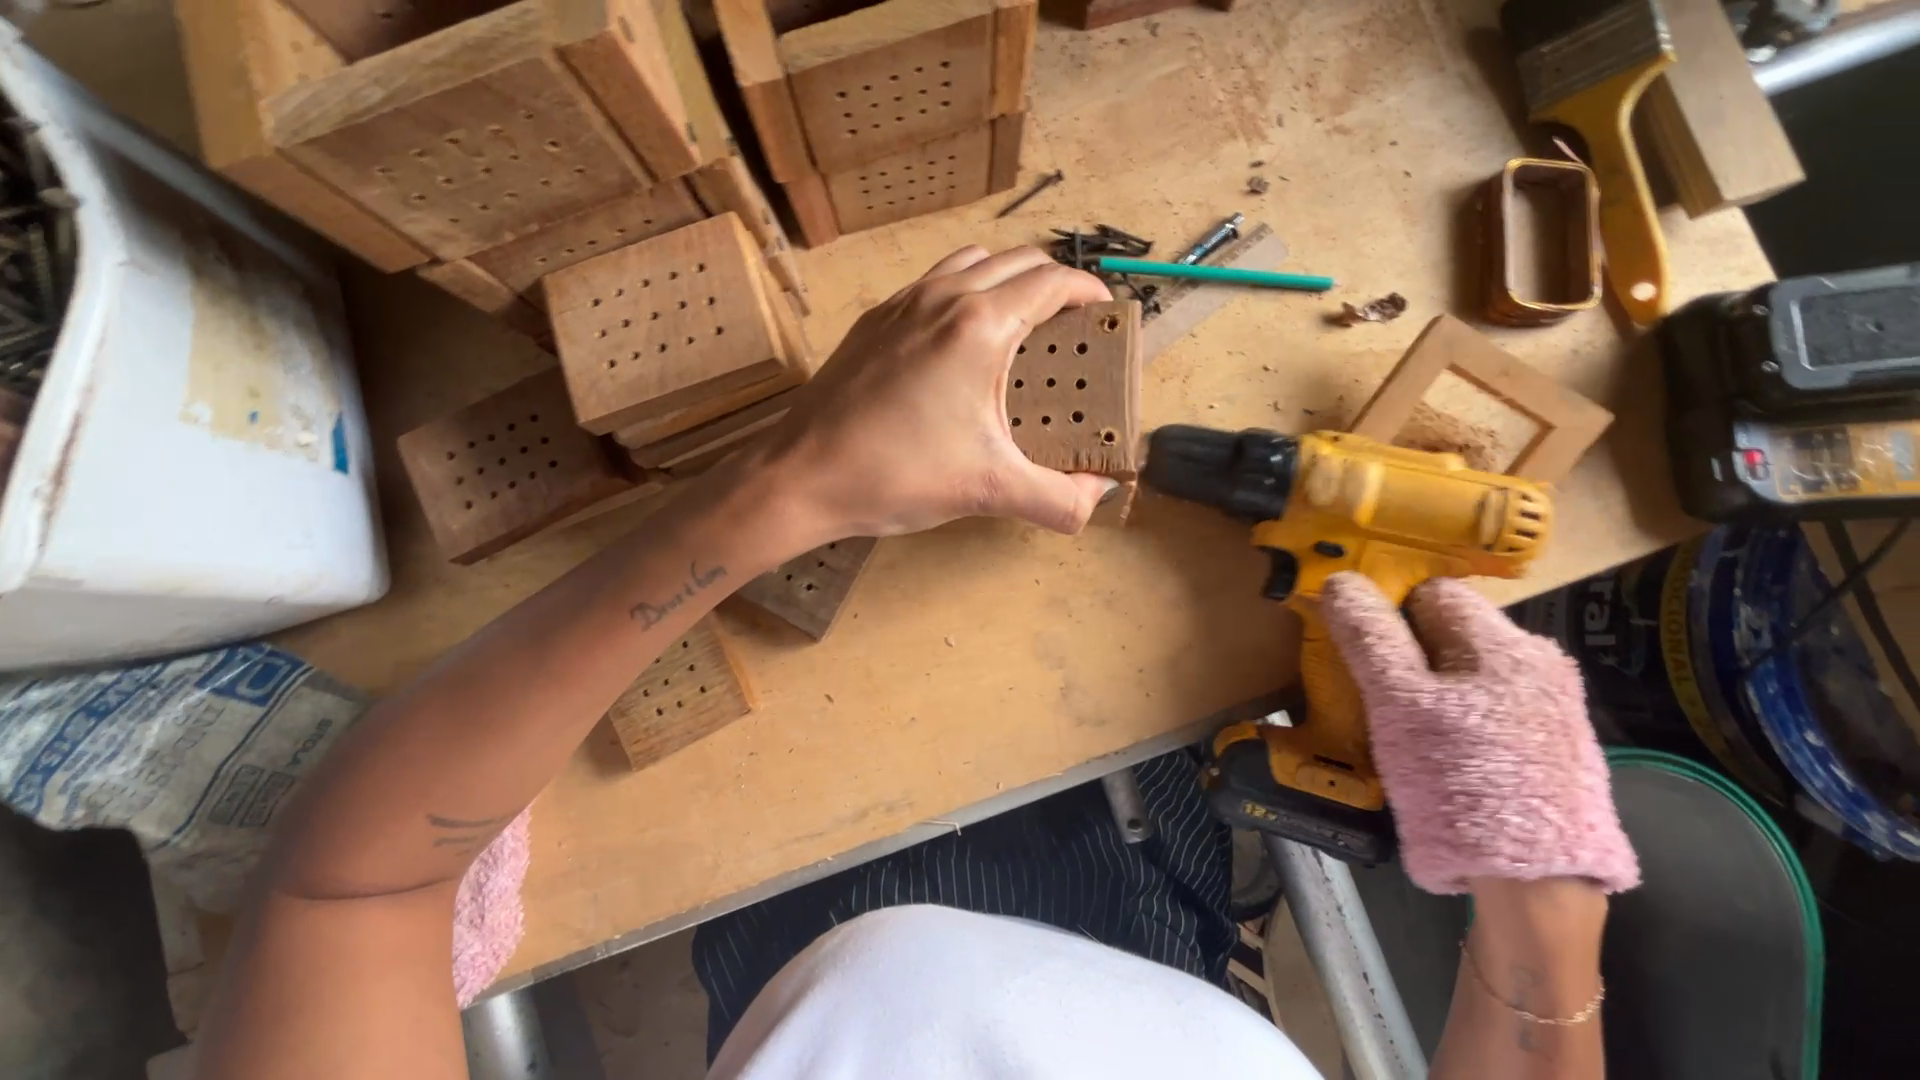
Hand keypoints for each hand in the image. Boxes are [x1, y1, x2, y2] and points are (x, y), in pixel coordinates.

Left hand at [750, 246, 1118, 542]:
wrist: (801, 475)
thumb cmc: (895, 475)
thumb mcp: (988, 492)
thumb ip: (1058, 499)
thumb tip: (1097, 496)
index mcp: (978, 326)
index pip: (1050, 281)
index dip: (1087, 290)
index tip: (1104, 311)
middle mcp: (941, 297)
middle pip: (1017, 260)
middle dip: (1053, 282)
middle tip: (1070, 325)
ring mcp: (902, 303)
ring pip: (971, 261)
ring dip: (1006, 279)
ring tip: (1020, 325)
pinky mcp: (874, 320)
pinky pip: (933, 282)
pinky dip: (963, 291)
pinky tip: (959, 342)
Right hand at [1319, 573, 1638, 894]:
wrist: (1536, 886)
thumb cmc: (1459, 778)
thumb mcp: (1397, 702)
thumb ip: (1370, 637)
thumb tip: (1340, 581)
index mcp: (1504, 642)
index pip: (1433, 593)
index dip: (1390, 610)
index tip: (1360, 647)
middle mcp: (1537, 664)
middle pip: (1451, 634)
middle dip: (1407, 653)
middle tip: (1373, 692)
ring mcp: (1550, 710)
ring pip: (1468, 675)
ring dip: (1429, 690)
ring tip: (1400, 729)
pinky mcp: (1551, 750)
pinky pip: (1489, 712)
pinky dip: (1455, 722)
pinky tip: (1438, 757)